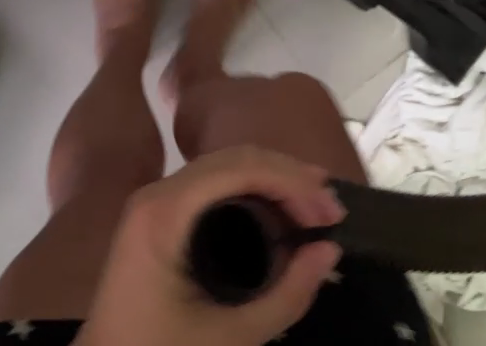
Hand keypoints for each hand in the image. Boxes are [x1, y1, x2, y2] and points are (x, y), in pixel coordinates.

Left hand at [75, 146, 344, 345]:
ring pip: (226, 166)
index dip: (293, 182)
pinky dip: (252, 190)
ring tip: (315, 206)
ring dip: (274, 179)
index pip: (241, 168)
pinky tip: (279, 211)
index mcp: (164, 212)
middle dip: (289, 177)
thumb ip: (286, 296)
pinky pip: (212, 185)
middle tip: (332, 210)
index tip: (331, 214)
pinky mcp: (158, 217)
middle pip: (235, 158)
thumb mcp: (229, 338)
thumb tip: (330, 252)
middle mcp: (157, 193)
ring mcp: (154, 201)